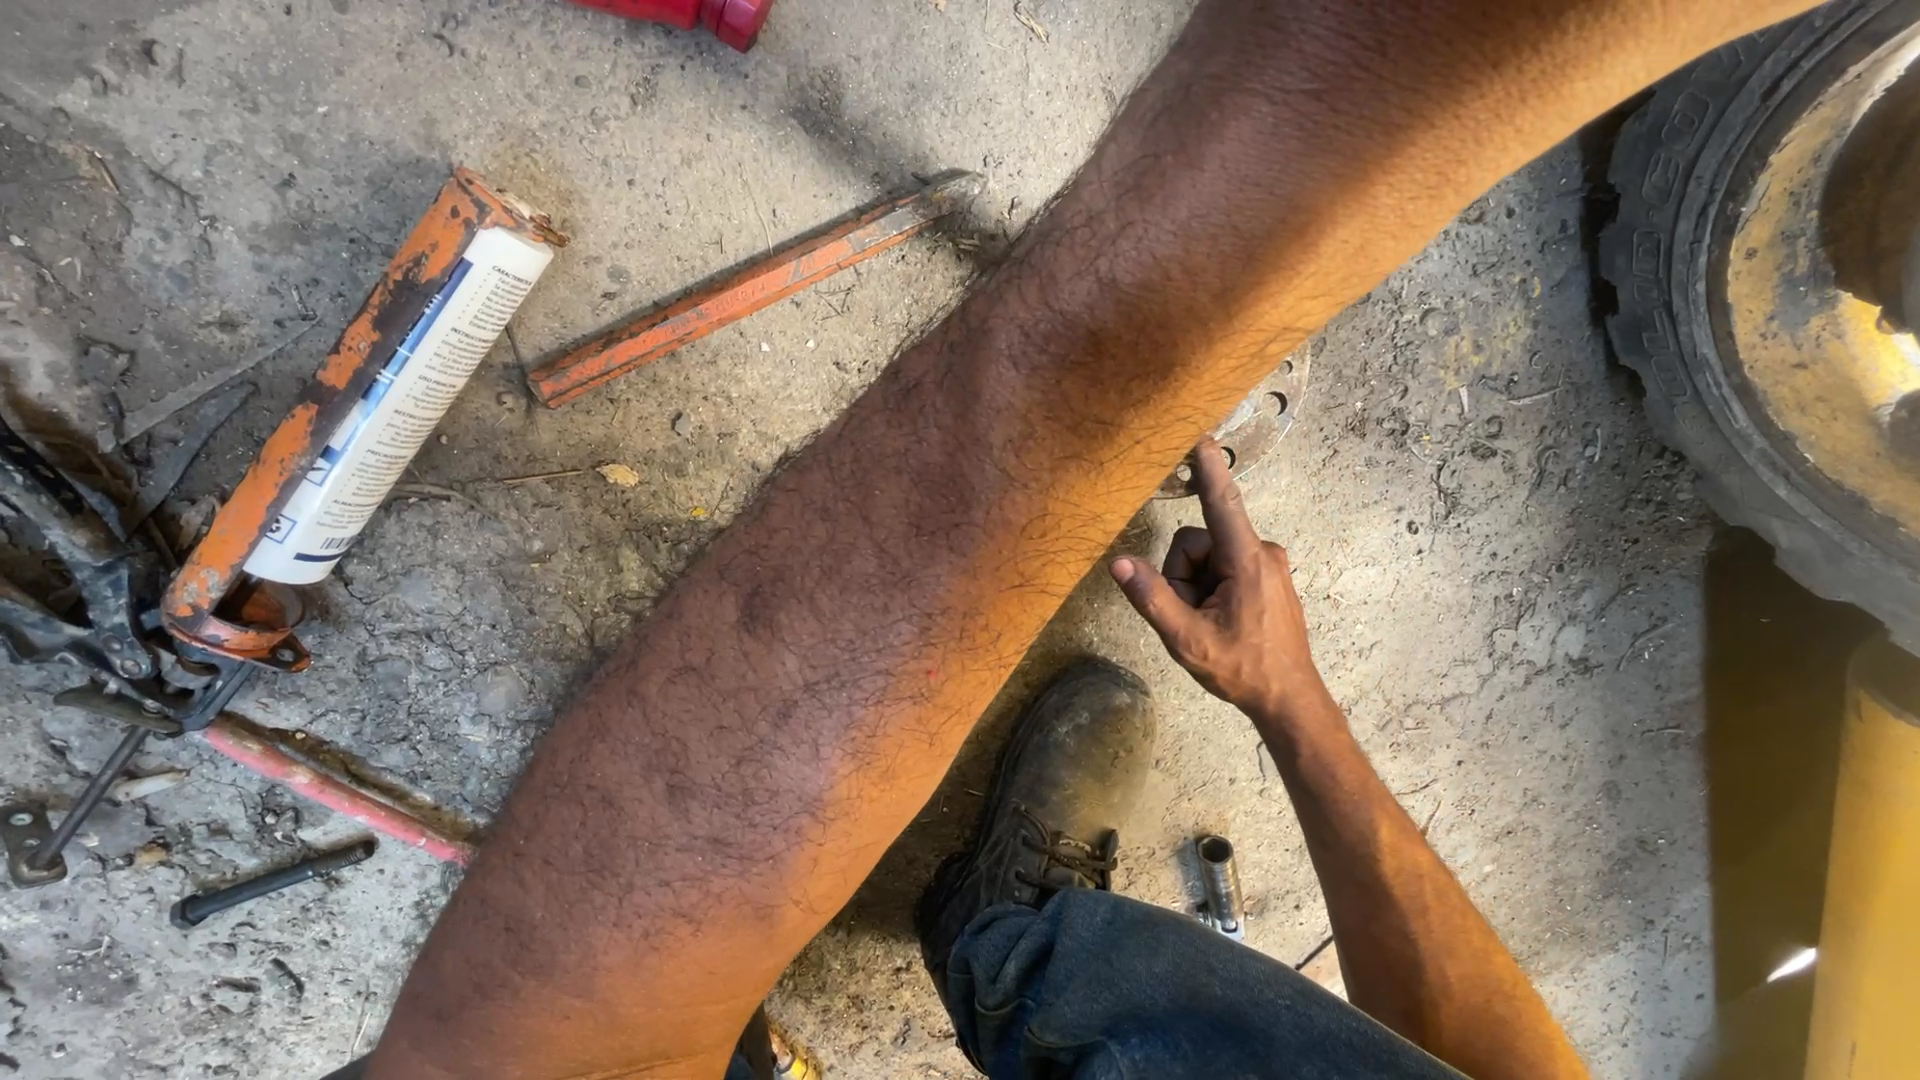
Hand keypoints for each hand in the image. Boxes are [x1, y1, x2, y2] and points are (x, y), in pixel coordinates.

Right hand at [1110, 438, 1334, 728]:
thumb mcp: (1187, 640)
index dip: (1207, 468)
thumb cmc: (1242, 670)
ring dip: (1194, 586)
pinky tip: (1220, 619)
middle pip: (1196, 542)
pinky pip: (1222, 566)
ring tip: (1207, 622)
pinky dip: (1210, 588)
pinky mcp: (1267, 574)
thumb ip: (1151, 598)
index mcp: (1247, 560)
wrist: (1289, 699)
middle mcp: (1262, 551)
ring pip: (1207, 556)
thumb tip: (1118, 563)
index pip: (1221, 503)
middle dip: (1182, 577)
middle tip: (1191, 617)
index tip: (1200, 435)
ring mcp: (1268, 562)